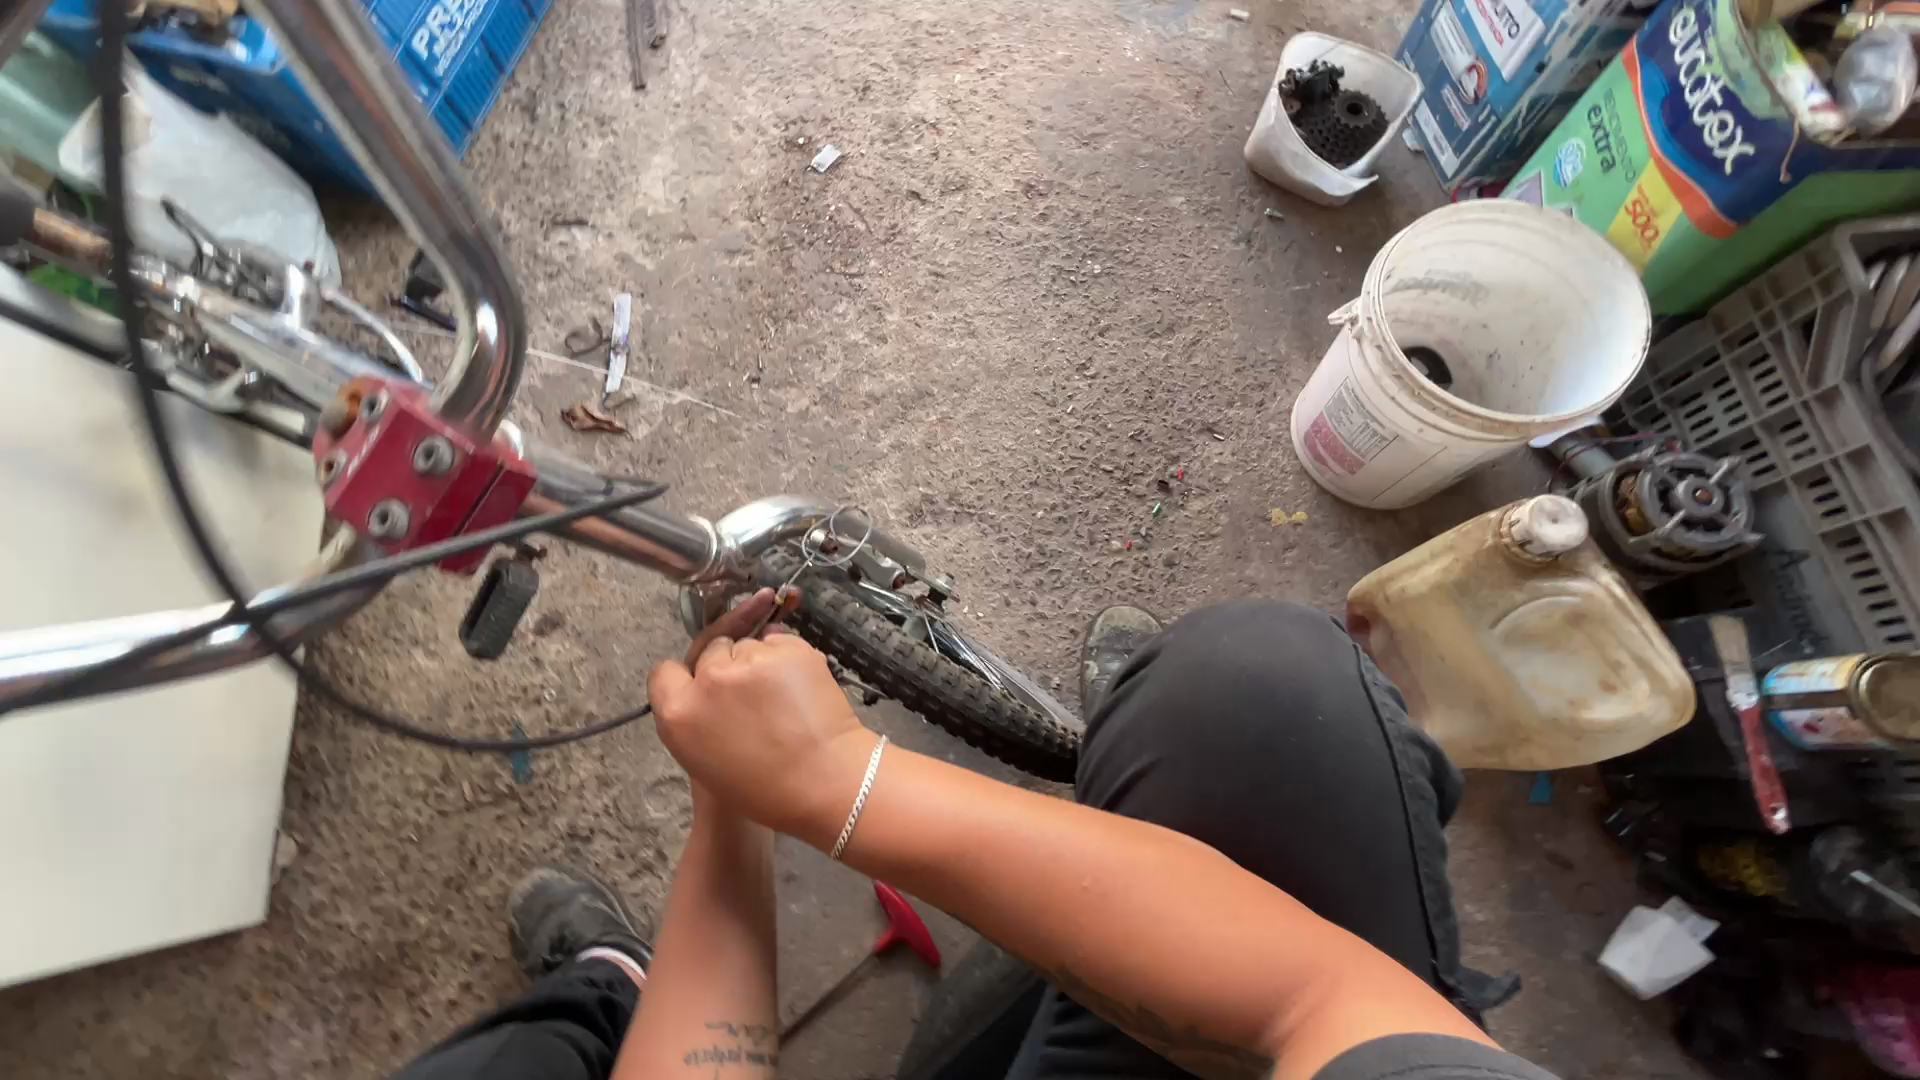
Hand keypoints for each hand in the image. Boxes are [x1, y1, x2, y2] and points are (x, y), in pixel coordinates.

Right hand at [649, 589, 872, 838]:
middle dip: (728, 664)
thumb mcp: (704, 761)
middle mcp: (709, 678)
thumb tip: (704, 688)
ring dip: (761, 660)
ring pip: (749, 644)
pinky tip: (800, 685)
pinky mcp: (787, 648)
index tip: (707, 686)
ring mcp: (750, 659)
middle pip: (710, 649)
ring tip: (783, 695)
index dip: (688, 678)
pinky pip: (780, 641)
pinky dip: (788, 656)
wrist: (825, 781)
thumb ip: (695, 718)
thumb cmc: (765, 787)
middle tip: (754, 696)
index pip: (665, 672)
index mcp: (679, 713)